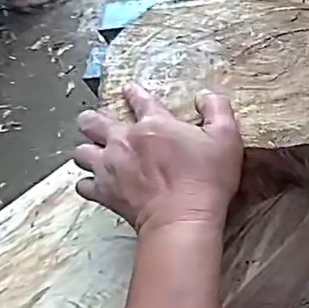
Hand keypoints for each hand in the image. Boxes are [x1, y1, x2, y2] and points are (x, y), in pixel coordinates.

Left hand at [73, 84, 242, 232]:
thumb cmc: (208, 176)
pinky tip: (100, 183)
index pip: (140, 101)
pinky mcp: (104, 192)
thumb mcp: (227, 137)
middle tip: (100, 123)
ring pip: (81, 152)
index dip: (135, 93)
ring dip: (89, 150)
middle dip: (94, 120)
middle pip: (93, 123)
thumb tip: (205, 95)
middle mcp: (124, 140)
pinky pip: (83, 184)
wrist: (182, 217)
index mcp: (154, 124)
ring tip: (98, 154)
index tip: (129, 90)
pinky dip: (90, 182)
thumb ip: (217, 109)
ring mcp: (109, 167)